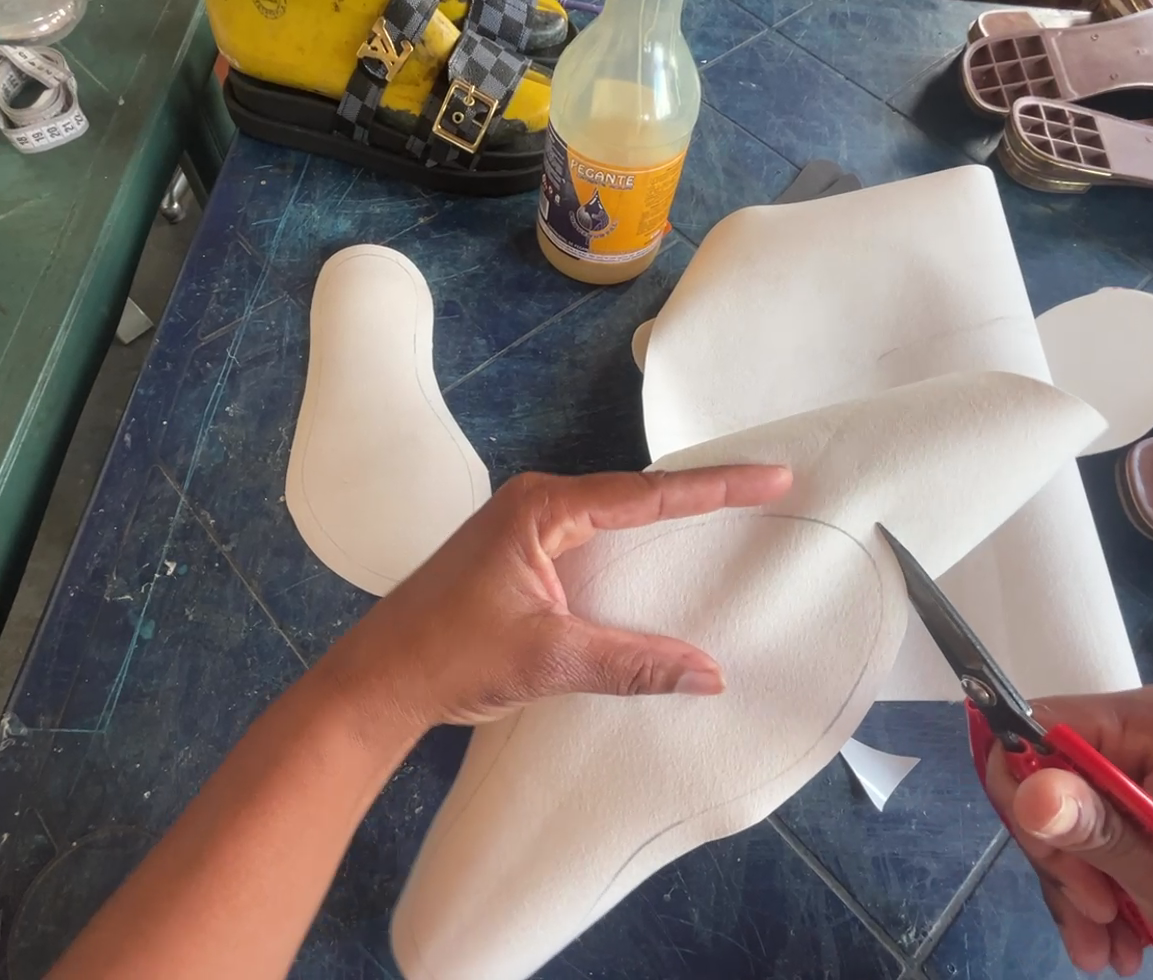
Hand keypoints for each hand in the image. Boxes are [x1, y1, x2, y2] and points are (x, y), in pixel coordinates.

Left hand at [316, 466, 792, 728]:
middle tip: (765, 488)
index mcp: (543, 508)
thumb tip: (711, 675)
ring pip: (613, 519)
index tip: (772, 475)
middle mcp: (537, 504)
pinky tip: (660, 565)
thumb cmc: (450, 655)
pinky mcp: (523, 555)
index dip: (715, 487)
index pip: (646, 494)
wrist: (380, 677)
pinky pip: (593, 543)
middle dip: (698, 494)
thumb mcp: (547, 658)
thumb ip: (631, 663)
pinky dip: (632, 552)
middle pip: (634, 494)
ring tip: (729, 520)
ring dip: (665, 523)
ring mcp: (527, 528)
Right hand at [982, 685, 1152, 979]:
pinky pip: (1076, 844)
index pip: (1039, 725)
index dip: (1024, 784)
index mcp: (1150, 723)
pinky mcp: (1134, 820)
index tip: (1052, 856)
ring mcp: (1134, 779)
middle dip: (1056, 852)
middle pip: (1041, 775)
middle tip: (1092, 910)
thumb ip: (1102, 827)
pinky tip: (1112, 940)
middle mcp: (1134, 738)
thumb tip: (1025, 791)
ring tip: (1104, 943)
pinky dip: (1085, 896)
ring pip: (1052, 817)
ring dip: (1070, 886)